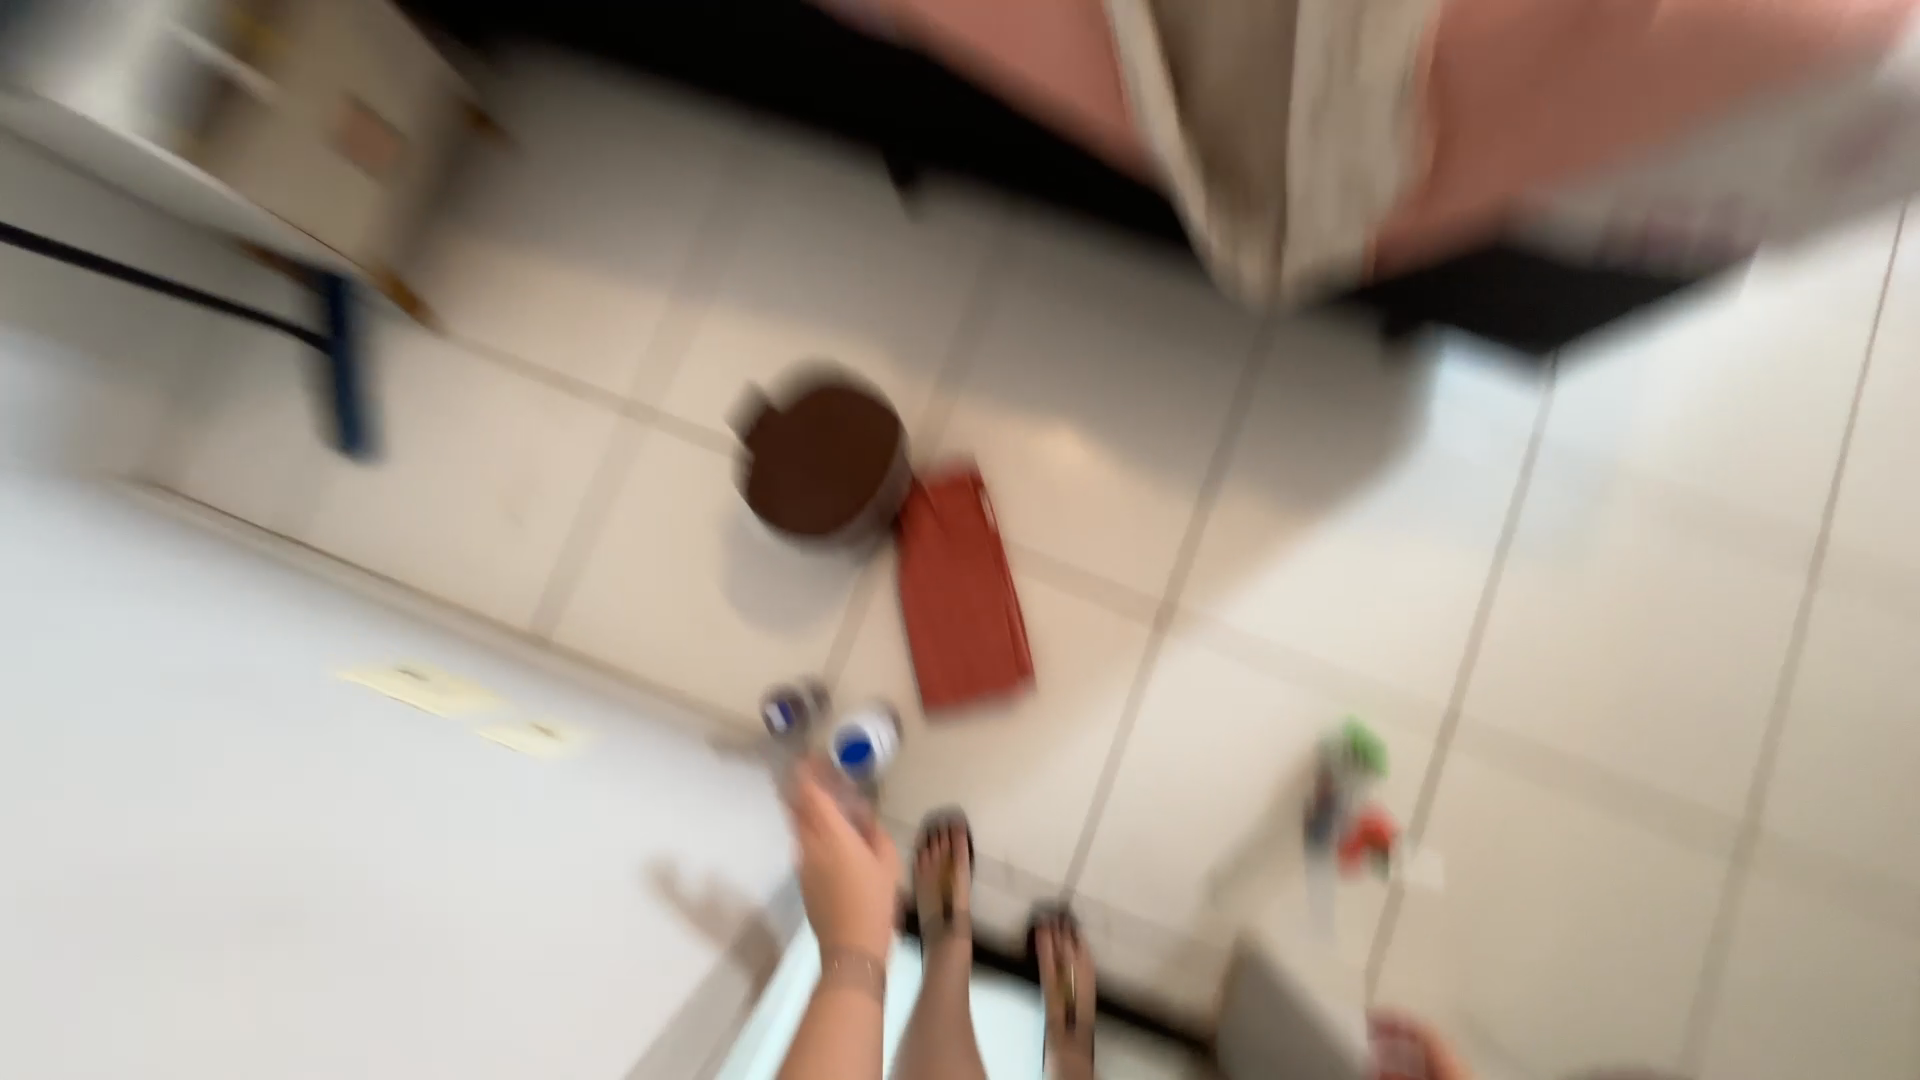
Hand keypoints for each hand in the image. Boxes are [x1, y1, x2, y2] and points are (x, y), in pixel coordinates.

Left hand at [784, 759, 900, 959]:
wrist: (851, 949)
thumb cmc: (875, 901)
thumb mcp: (887, 860)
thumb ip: (873, 830)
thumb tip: (862, 814)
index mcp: (832, 834)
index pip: (809, 793)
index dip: (806, 772)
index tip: (813, 758)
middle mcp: (810, 844)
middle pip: (797, 806)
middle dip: (803, 786)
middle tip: (822, 776)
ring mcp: (803, 863)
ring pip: (798, 825)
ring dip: (808, 809)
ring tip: (831, 805)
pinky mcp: (803, 880)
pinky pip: (804, 843)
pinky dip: (813, 830)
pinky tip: (835, 836)